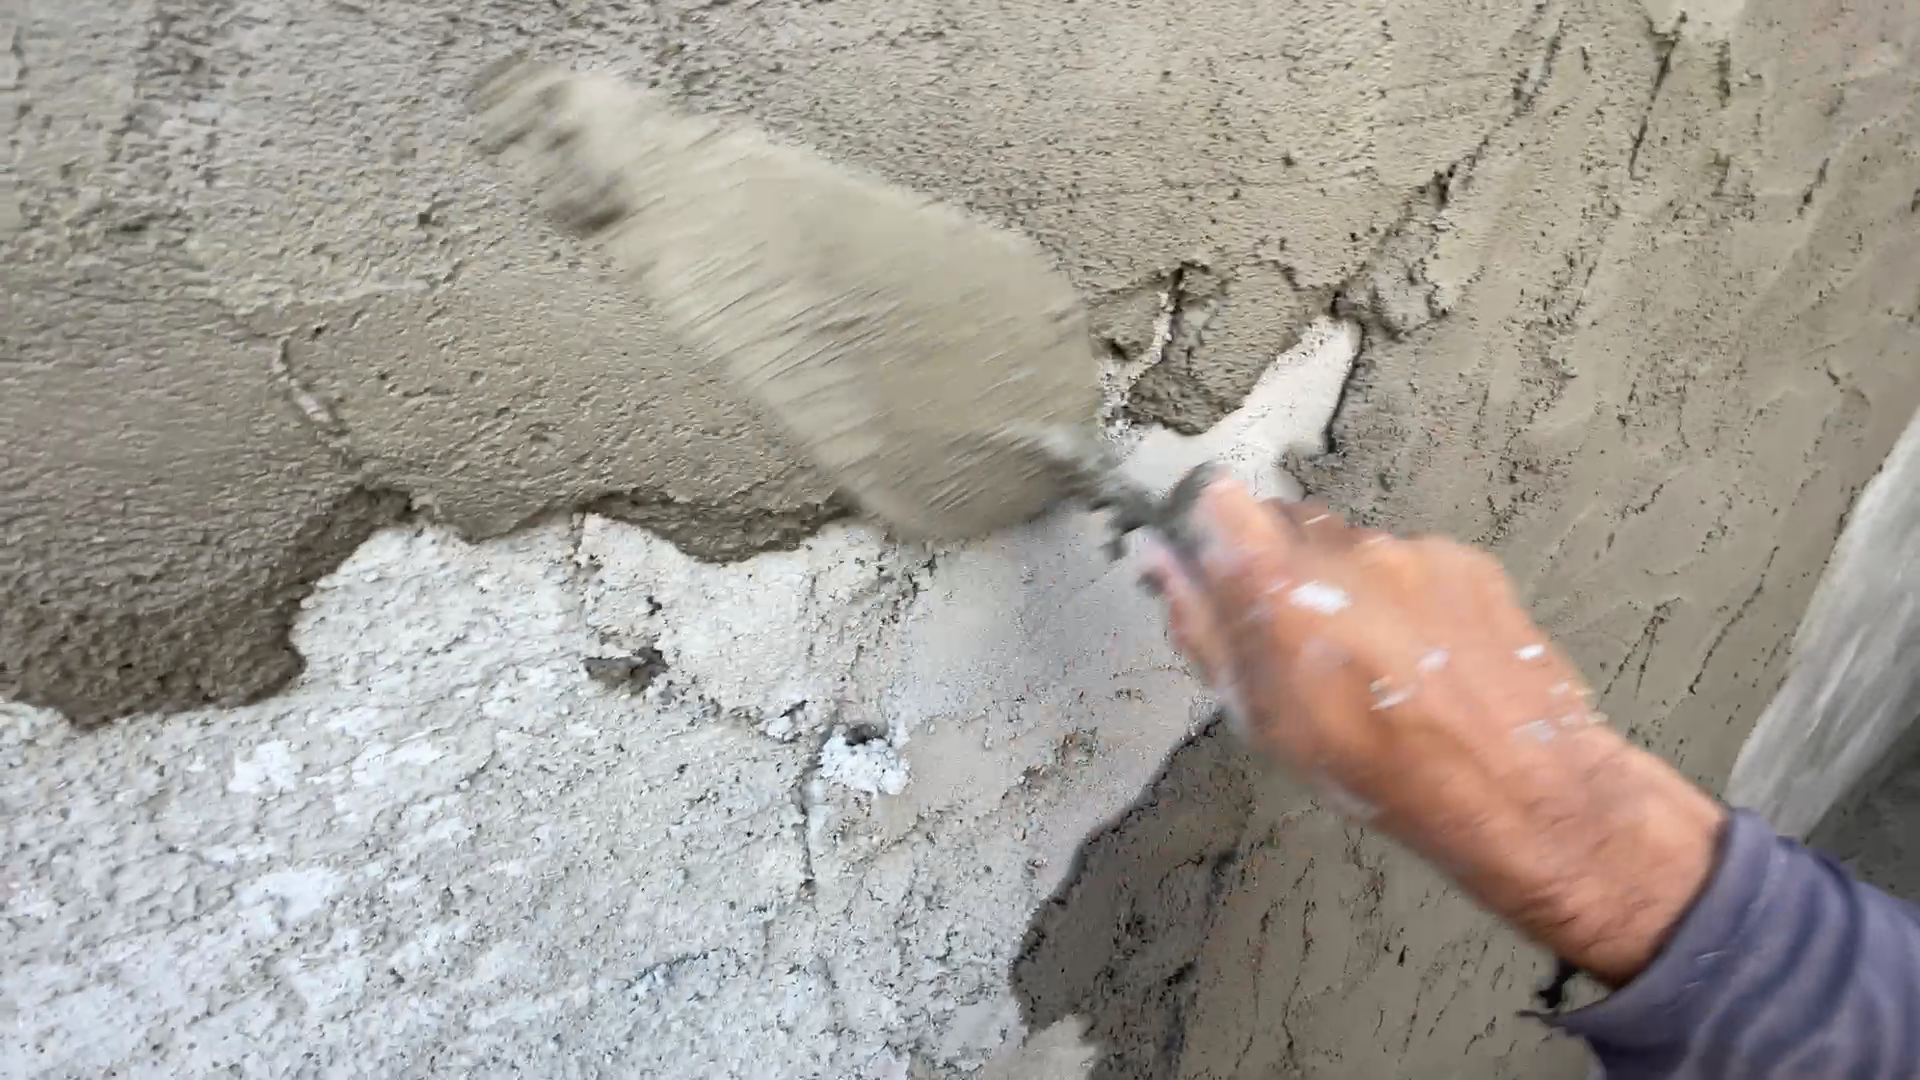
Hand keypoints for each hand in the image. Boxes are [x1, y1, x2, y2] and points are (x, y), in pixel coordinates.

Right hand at [1139, 472, 1726, 985]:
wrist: (1521, 791)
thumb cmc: (1362, 765)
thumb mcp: (1257, 714)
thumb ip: (1200, 626)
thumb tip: (1157, 559)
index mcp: (1277, 585)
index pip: (1221, 500)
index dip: (1214, 525)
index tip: (1221, 562)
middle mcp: (1340, 547)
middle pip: (1282, 517)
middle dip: (1275, 557)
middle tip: (1297, 623)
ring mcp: (1408, 547)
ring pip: (1345, 539)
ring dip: (1339, 575)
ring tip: (1370, 643)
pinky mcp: (1464, 556)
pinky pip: (1404, 554)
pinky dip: (1397, 586)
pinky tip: (1422, 643)